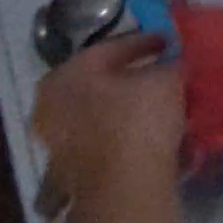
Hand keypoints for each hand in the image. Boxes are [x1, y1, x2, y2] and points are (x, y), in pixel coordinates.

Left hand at [33, 34, 185, 198]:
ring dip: (126, 97)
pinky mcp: (66, 157)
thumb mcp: (168, 76)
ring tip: (159, 95)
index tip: (171, 41)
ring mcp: (53, 132)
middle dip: (132, 71)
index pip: (111, 46)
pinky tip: (147, 120)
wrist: (123, 182)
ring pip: (98, 103)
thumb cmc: (139, 118)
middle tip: (163, 66)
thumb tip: (174, 60)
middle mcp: (49, 100)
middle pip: (100, 76)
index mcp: (67, 73)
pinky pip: (98, 127)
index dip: (145, 41)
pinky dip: (120, 120)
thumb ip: (171, 61)